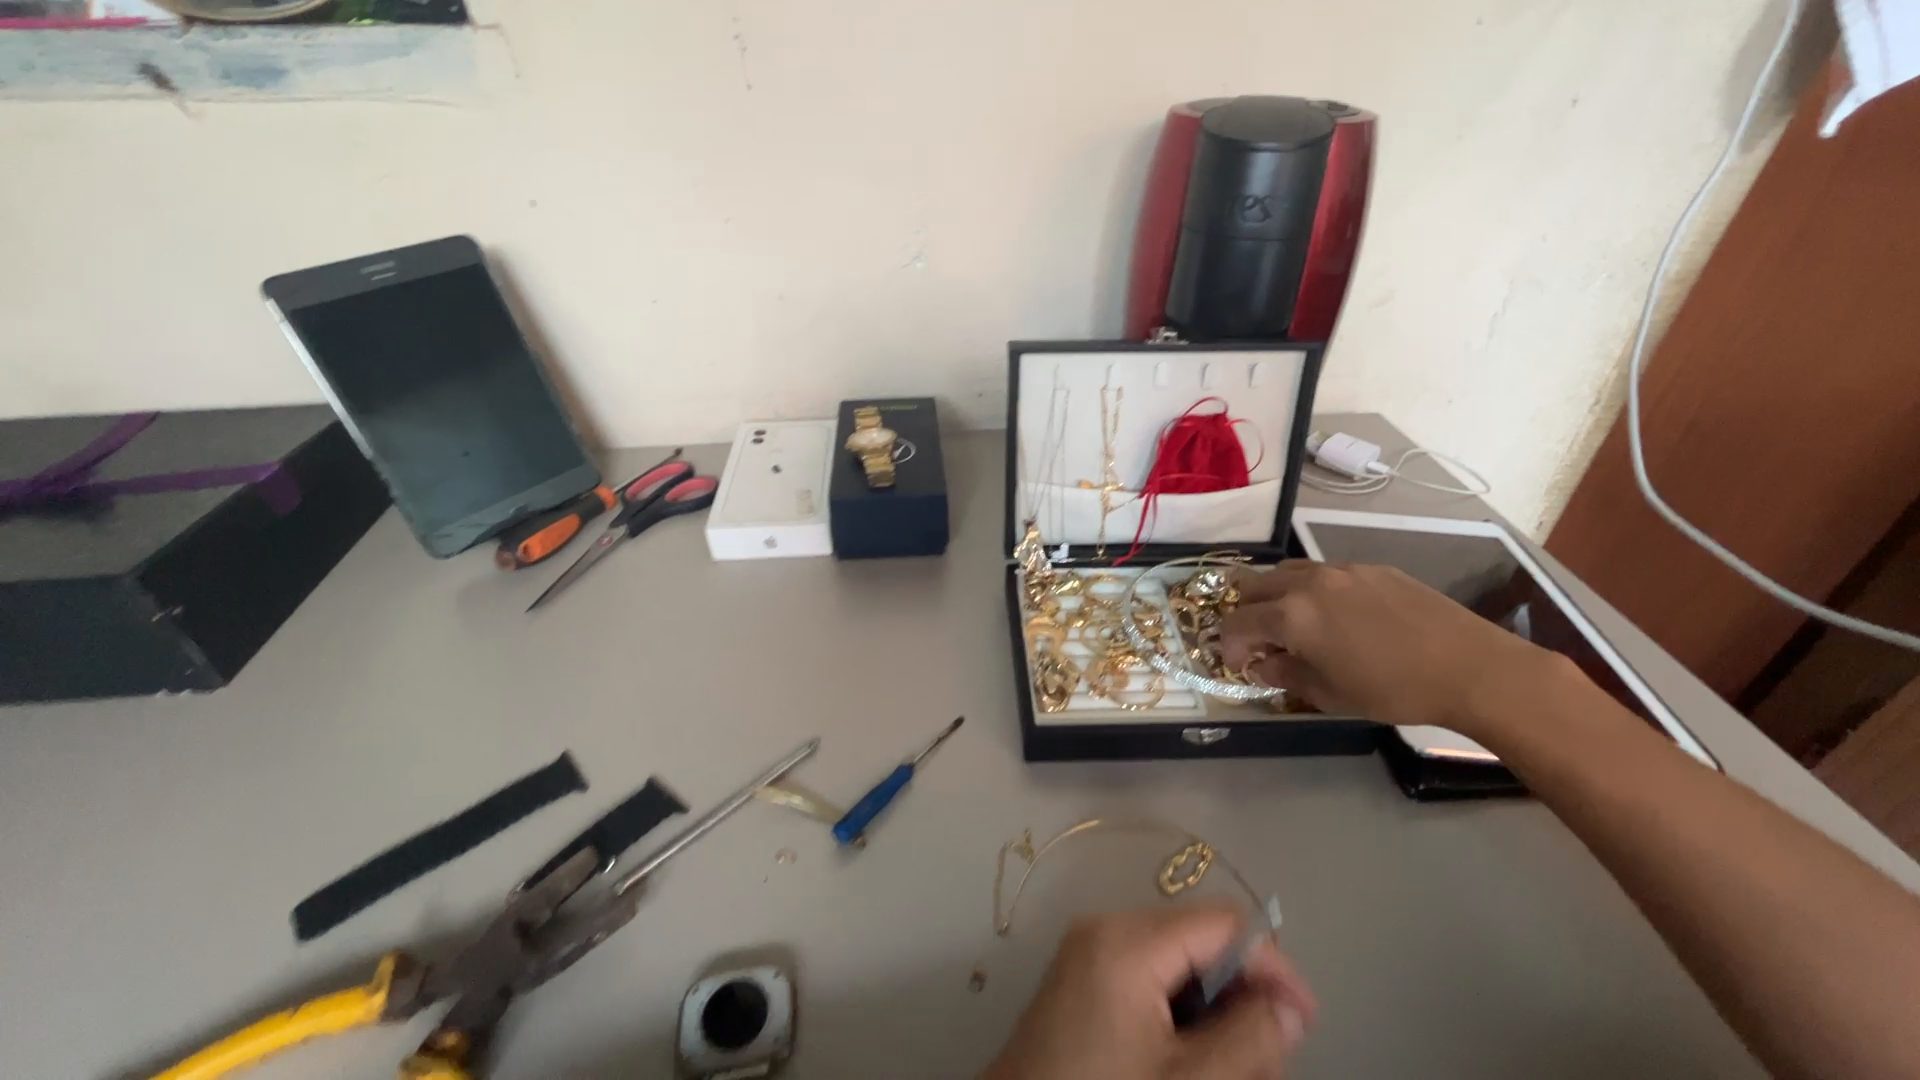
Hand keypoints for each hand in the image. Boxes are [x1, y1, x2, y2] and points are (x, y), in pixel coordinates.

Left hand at [983, 904, 1315, 1079]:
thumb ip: (1248, 1038)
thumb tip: (1287, 1006)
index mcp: (1127, 940)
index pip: (1223, 924)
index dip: (1273, 966)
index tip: (1305, 1022)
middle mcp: (1104, 931)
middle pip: (1200, 943)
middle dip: (1242, 998)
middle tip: (1268, 1062)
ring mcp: (1087, 956)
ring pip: (1177, 967)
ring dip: (1215, 1014)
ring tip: (1235, 1070)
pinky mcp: (1080, 984)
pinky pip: (1147, 983)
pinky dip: (1180, 1017)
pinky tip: (1193, 1064)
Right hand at [1219, 560, 1569, 736]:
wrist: (1471, 667)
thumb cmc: (1393, 689)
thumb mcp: (1330, 694)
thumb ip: (1285, 674)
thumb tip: (1262, 664)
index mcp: (1292, 615)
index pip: (1237, 623)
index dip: (1230, 647)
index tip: (1240, 667)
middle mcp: (1309, 583)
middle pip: (1253, 587)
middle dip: (1246, 614)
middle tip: (1259, 643)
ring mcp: (1342, 570)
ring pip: (1287, 573)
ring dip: (1276, 597)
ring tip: (1292, 625)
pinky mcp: (1372, 568)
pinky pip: (1324, 573)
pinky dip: (1312, 591)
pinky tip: (1336, 618)